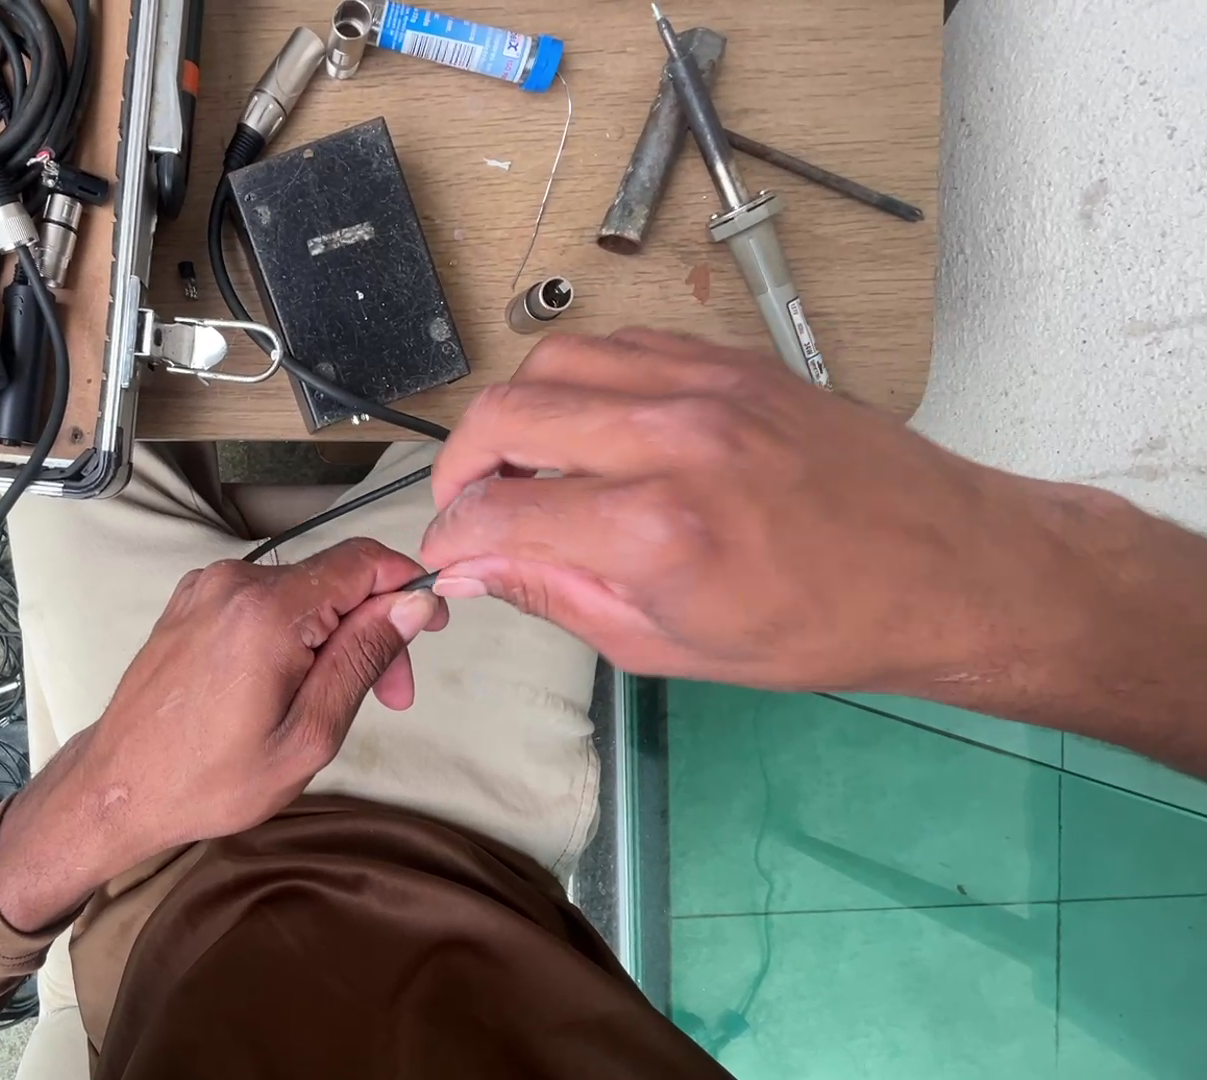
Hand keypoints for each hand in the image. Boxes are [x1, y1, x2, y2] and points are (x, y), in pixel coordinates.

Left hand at [0, 539, 445, 929]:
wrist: (118, 786)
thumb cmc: (211, 779)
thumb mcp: (308, 734)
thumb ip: (363, 658)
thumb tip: (413, 603)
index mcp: (266, 609)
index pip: (363, 560)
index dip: (408, 585)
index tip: (431, 627)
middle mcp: (234, 579)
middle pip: (335, 579)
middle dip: (372, 629)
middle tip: (390, 697)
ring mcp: (207, 586)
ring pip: (302, 590)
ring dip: (332, 634)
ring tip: (331, 700)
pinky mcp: (192, 600)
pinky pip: (264, 599)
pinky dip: (293, 630)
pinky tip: (289, 680)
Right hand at [418, 329, 1122, 694]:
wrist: (952, 569)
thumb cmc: (809, 630)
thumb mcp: (657, 644)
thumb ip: (546, 594)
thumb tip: (466, 568)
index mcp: (655, 530)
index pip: (496, 512)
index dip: (447, 538)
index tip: (444, 554)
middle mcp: (670, 437)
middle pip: (502, 415)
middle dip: (456, 468)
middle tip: (467, 507)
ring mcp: (702, 383)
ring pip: (548, 363)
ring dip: (511, 416)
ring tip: (523, 464)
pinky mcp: (725, 360)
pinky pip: (611, 347)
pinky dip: (572, 386)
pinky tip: (585, 429)